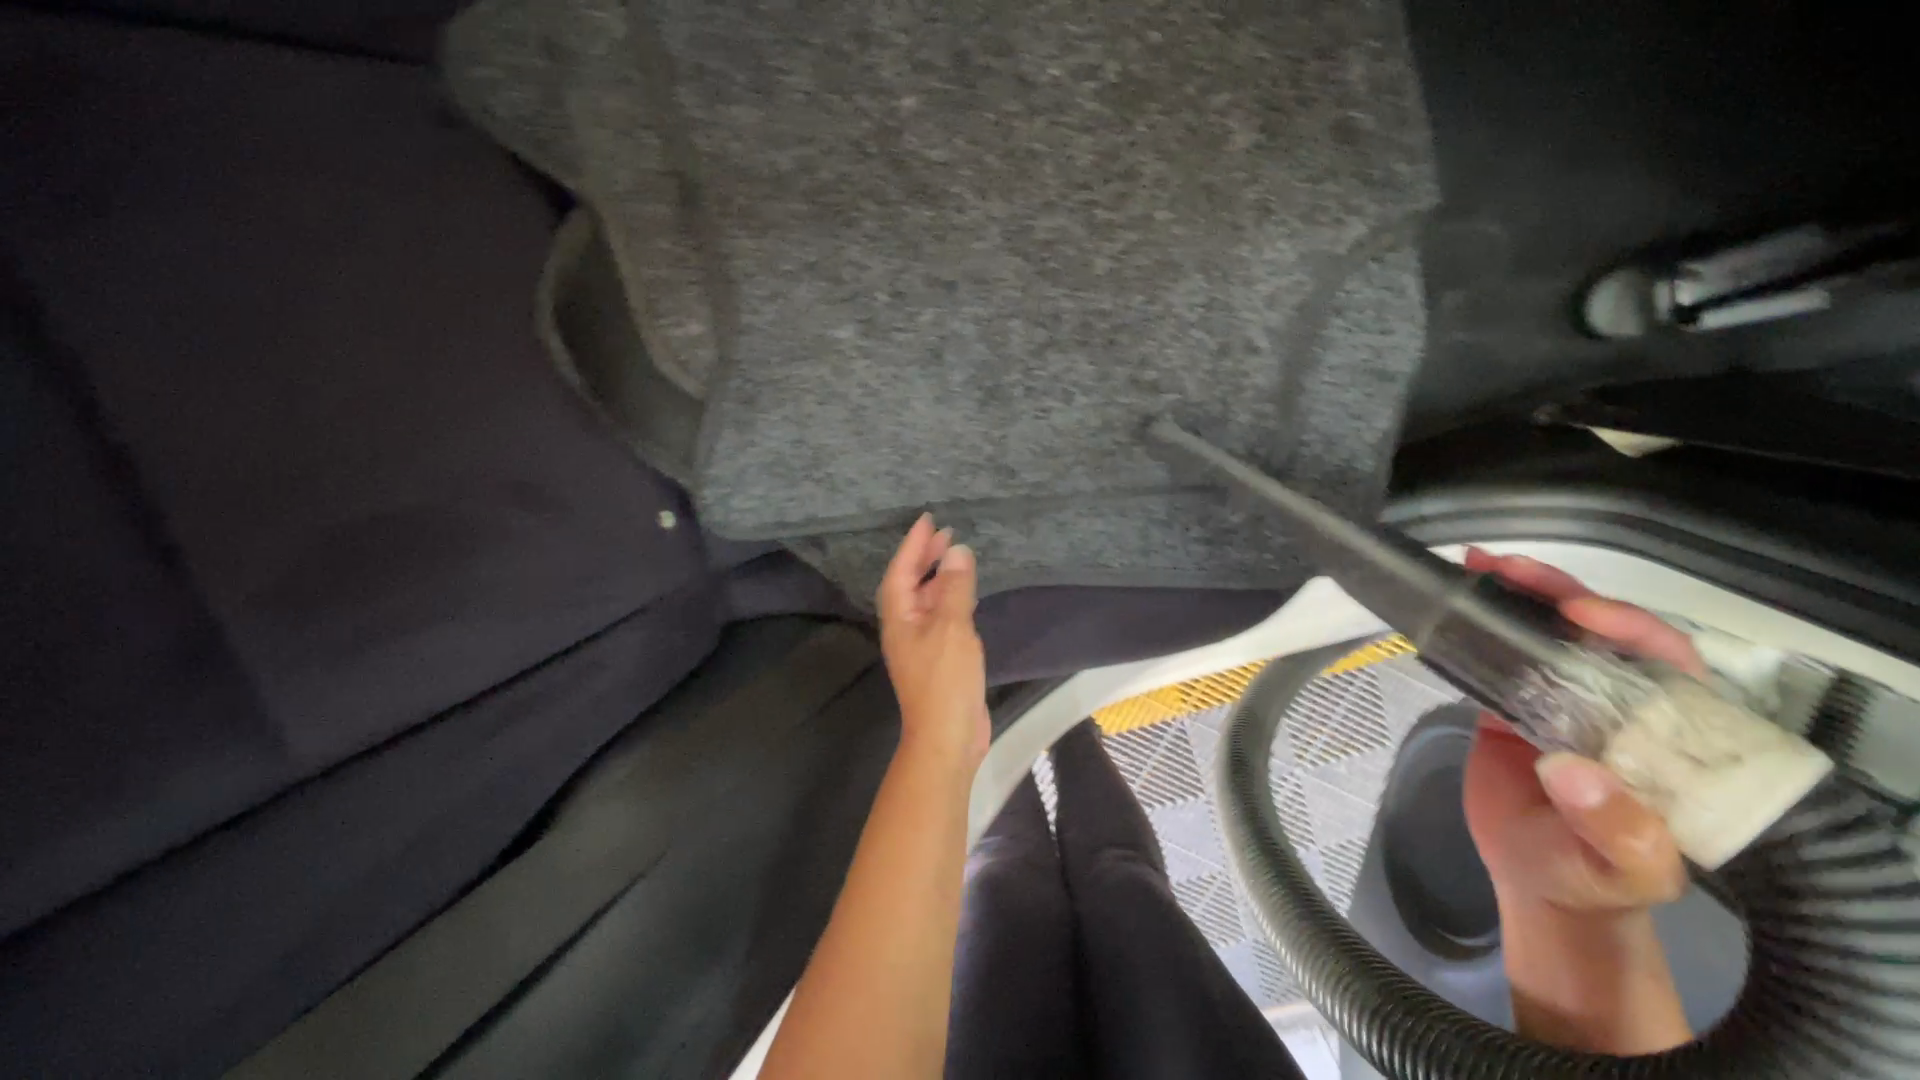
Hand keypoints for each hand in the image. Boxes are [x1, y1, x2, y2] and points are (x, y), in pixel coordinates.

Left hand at [877, 514, 988, 766]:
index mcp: (899, 618)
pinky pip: (941, 618)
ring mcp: (920, 646)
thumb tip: (956, 551)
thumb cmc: (945, 680)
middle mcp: (904, 628)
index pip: (901, 572)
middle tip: (944, 533)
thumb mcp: (953, 627)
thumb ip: (955, 588)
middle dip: (924, 558)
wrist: (947, 736)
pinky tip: (965, 596)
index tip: (928, 520)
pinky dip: (950, 600)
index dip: (913, 545)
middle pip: (910, 585)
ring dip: (938, 577)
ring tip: (955, 557)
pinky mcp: (938, 660)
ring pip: (926, 601)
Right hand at [1461, 549, 1698, 914]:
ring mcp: (1561, 701)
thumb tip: (1569, 768)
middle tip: (1512, 570)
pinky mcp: (1510, 705)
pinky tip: (1460, 600)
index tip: (1582, 615)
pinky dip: (1481, 627)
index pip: (1666, 662)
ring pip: (1548, 635)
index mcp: (1664, 732)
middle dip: (1562, 594)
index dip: (1631, 629)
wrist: (1535, 885)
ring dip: (1520, 595)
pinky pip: (1499, 657)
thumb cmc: (1592, 880)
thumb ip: (1617, 828)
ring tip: (1481, 565)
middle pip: (1601, 633)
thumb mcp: (1623, 868)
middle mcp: (1618, 705)